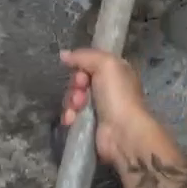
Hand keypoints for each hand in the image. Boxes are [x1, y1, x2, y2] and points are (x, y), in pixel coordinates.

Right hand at [60, 48, 155, 167]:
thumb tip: (64, 55)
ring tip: (77, 109)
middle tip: (80, 93)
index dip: (81, 67)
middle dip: (75, 86)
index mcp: (116, 71)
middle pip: (80, 80)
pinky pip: (72, 114)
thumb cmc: (117, 95)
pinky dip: (70, 116)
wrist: (122, 132)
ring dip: (71, 102)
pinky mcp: (90, 124)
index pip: (90, 62)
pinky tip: (72, 120)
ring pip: (74, 97)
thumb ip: (84, 56)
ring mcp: (99, 107)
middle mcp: (108, 87)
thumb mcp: (106, 64)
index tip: (81, 75)